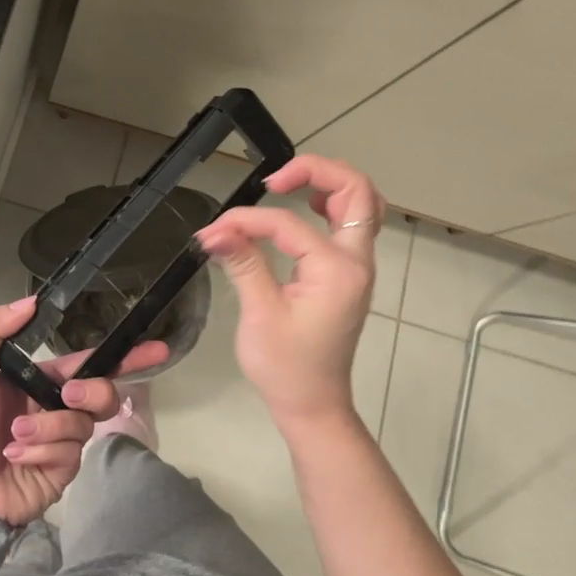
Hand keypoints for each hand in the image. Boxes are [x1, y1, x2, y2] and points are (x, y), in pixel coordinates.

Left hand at [0, 297, 168, 525]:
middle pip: (102, 392)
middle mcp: (57, 407)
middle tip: (68, 396)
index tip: (156, 350)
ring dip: (48, 428)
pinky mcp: (64, 470)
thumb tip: (32, 301)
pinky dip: (40, 453)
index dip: (125, 356)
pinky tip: (15, 457)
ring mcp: (63, 441)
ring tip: (15, 435)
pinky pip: (69, 454)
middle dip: (91, 391)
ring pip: (83, 425)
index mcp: (40, 380)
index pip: (88, 362)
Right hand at [194, 155, 384, 428]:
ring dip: (330, 184)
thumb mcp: (259, 315)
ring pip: (362, 204)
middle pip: (358, 192)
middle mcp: (356, 262)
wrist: (312, 404)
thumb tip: (213, 231)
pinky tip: (306, 207)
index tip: (213, 233)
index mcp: (337, 271)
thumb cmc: (286, 367)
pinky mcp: (347, 276)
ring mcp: (356, 268)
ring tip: (289, 186)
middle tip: (274, 181)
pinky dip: (332, 206)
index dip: (246, 221)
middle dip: (316, 172)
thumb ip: (243, 264)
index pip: (289, 224)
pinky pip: (352, 225)